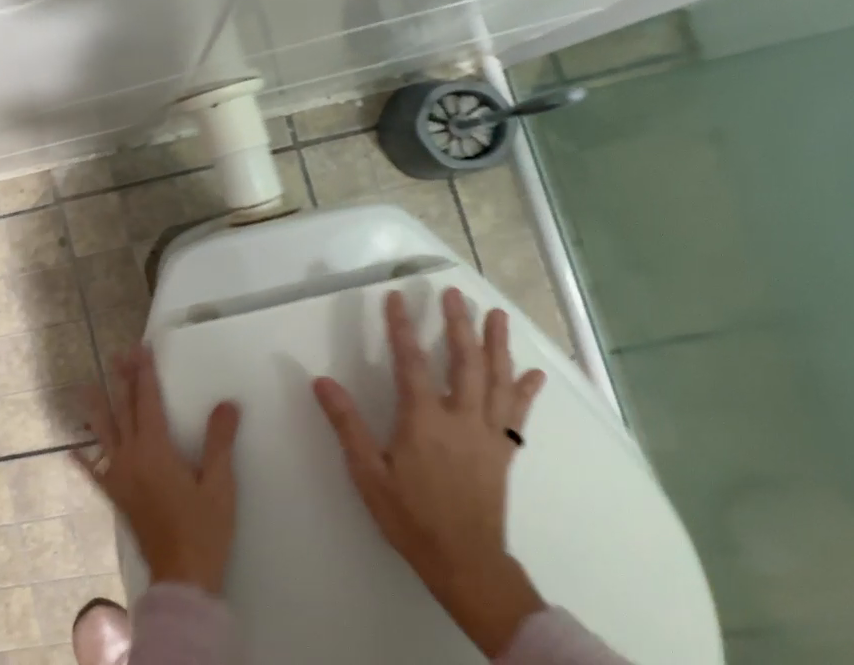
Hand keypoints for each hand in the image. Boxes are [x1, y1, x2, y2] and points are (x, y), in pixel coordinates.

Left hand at [78, 344, 241, 594]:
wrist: (182, 576)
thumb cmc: (204, 529)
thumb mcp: (220, 484)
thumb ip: (219, 442)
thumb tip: (226, 404)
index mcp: (155, 449)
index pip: (149, 400)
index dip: (145, 372)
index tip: (141, 349)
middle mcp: (130, 456)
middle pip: (123, 409)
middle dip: (121, 379)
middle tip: (116, 354)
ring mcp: (119, 476)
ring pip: (104, 434)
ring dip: (96, 408)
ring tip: (86, 387)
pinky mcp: (116, 496)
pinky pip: (94, 473)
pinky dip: (84, 459)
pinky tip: (72, 451)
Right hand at [313, 288, 547, 656]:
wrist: (465, 560)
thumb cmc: (409, 515)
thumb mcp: (367, 471)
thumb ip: (346, 424)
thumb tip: (321, 381)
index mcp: (423, 420)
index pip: (410, 362)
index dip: (401, 326)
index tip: (395, 297)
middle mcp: (460, 418)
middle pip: (463, 362)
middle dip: (457, 324)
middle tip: (453, 293)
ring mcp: (488, 434)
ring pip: (496, 380)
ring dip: (497, 345)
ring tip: (496, 315)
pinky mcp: (503, 451)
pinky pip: (518, 414)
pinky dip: (524, 390)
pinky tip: (532, 373)